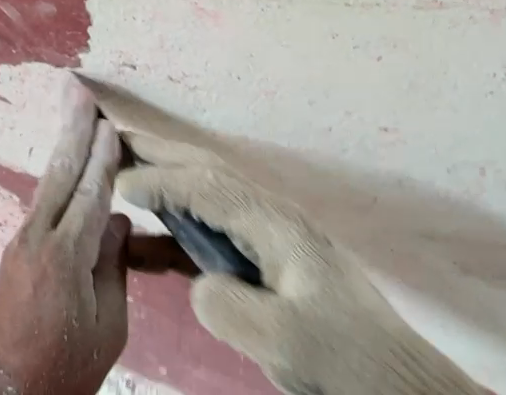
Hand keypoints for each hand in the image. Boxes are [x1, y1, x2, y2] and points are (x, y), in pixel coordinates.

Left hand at [0, 77, 129, 394]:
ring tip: (73, 108)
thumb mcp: (107, 326)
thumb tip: (117, 222)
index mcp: (64, 256)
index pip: (91, 195)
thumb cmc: (66, 365)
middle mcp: (37, 236)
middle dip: (72, 128)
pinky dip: (58, 173)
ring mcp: (21, 238)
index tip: (110, 122)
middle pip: (60, 172)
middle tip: (77, 87)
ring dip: (63, 144)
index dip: (104, 159)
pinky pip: (43, 201)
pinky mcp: (16, 247)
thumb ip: (112, 269)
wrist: (7, 388)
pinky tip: (66, 159)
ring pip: (48, 182)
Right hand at [111, 118, 486, 394]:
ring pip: (203, 195)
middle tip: (107, 135)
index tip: (117, 181)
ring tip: (114, 172)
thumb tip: (198, 284)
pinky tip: (140, 245)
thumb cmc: (345, 359)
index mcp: (275, 225)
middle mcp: (269, 218)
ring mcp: (267, 239)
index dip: (160, 179)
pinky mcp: (264, 265)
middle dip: (156, 152)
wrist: (398, 385)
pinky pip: (207, 235)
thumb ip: (229, 306)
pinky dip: (171, 230)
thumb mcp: (286, 340)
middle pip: (204, 170)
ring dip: (160, 180)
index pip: (206, 186)